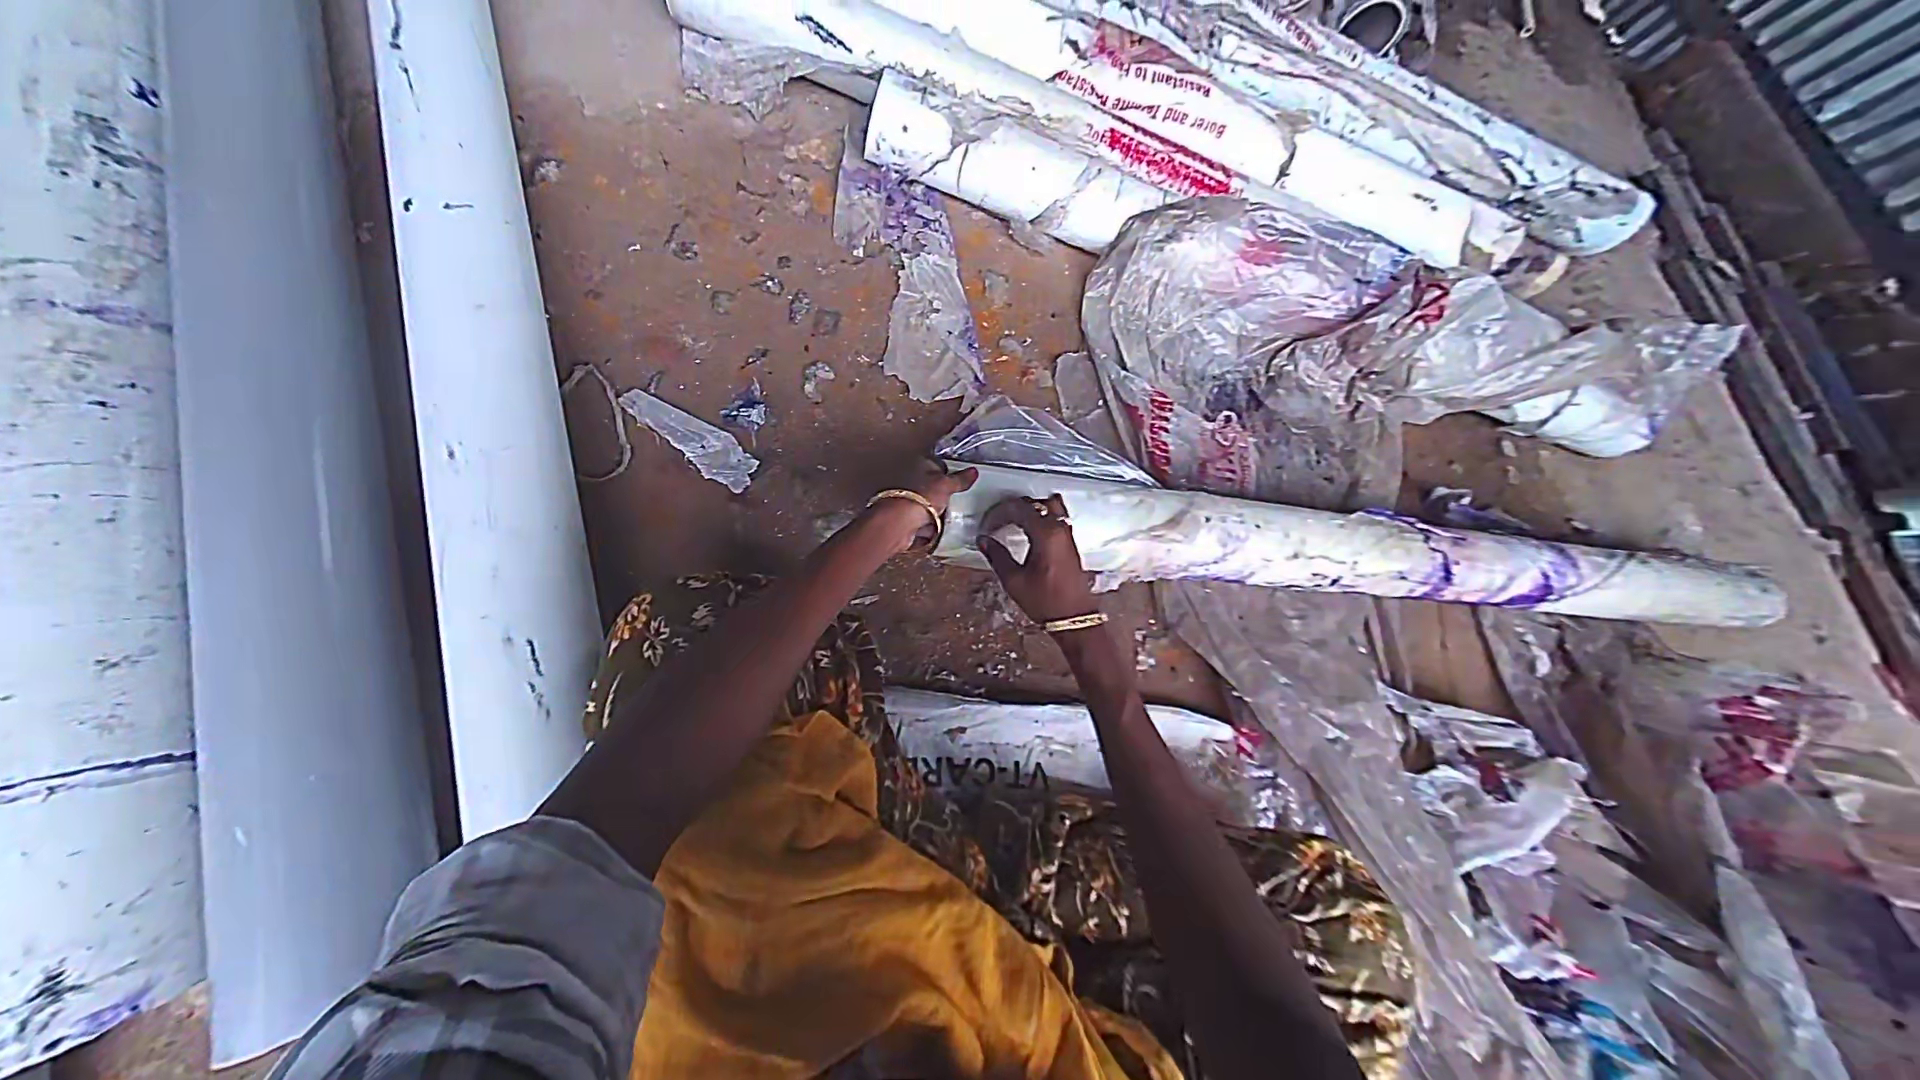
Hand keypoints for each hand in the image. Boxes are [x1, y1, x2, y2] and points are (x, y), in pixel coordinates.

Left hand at [866, 464, 977, 553]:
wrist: (898, 523)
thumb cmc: (919, 496)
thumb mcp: (946, 485)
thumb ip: (960, 479)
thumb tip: (973, 472)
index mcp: (917, 464)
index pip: (935, 464)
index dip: (947, 471)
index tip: (959, 480)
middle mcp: (906, 479)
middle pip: (929, 485)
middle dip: (940, 495)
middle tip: (954, 500)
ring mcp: (902, 500)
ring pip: (923, 505)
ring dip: (933, 512)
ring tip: (945, 518)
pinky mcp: (901, 519)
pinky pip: (919, 523)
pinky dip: (926, 527)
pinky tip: (934, 529)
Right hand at [975, 495, 1097, 623]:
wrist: (1074, 618)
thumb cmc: (1045, 601)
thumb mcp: (1014, 580)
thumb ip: (997, 555)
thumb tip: (983, 540)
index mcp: (1046, 534)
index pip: (1019, 508)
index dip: (999, 512)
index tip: (987, 523)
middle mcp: (1059, 528)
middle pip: (1035, 503)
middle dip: (1013, 508)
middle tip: (996, 520)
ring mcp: (1067, 534)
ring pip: (1048, 506)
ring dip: (1029, 509)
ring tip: (1010, 520)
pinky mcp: (1070, 542)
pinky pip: (1056, 516)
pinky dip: (1040, 516)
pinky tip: (1027, 529)